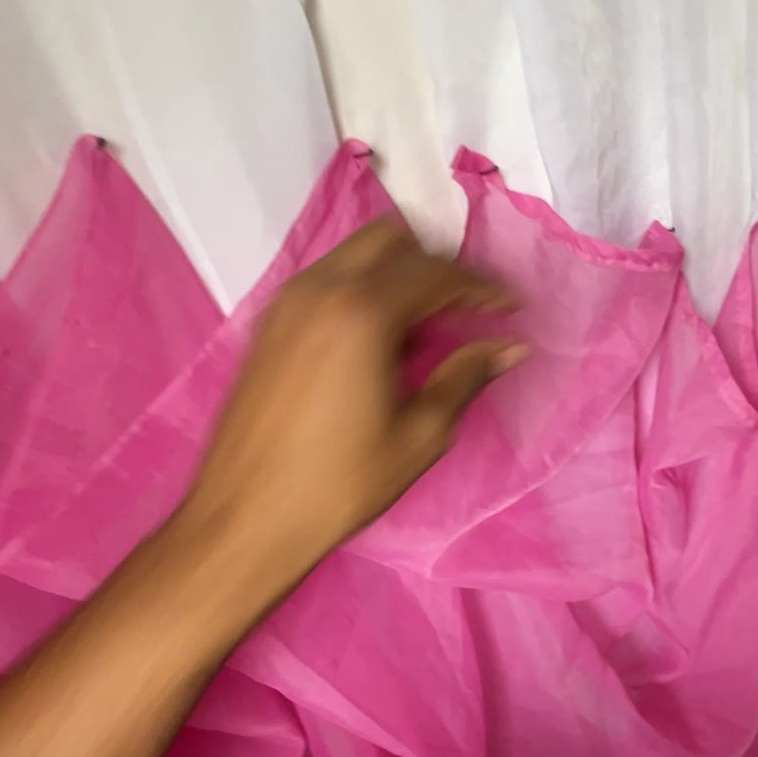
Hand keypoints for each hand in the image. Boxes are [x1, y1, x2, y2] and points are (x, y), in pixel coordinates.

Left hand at [174, 219, 524, 576]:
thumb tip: (512, 347)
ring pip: (356, 255)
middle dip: (437, 261)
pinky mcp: (269, 323)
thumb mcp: (419, 436)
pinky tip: (382, 339)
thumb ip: (465, 377)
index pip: (436, 271)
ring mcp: (286, 302)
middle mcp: (319, 289)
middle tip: (468, 303)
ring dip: (399, 272)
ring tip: (430, 323)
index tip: (512, 308)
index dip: (482, 285)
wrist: (245, 517)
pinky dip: (364, 289)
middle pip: (391, 238)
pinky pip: (328, 281)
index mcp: (361, 312)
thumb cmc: (340, 483)